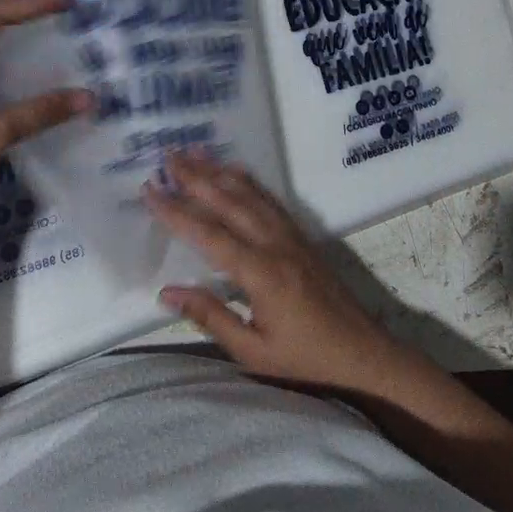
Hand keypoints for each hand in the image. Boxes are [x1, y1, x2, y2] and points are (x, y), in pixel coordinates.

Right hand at [143, 151, 427, 398]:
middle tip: (167, 156)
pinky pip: (272, 201)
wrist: (362, 353)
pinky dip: (250, 182)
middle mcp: (276, 245)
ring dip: (221, 172)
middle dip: (196, 178)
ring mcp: (292, 237)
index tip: (150, 190)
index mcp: (261, 274)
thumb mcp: (253, 351)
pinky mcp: (303, 238)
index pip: (209, 235)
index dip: (176, 212)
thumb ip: (210, 317)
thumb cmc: (305, 359)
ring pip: (251, 196)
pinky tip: (236, 171)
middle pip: (230, 203)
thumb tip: (167, 291)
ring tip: (194, 152)